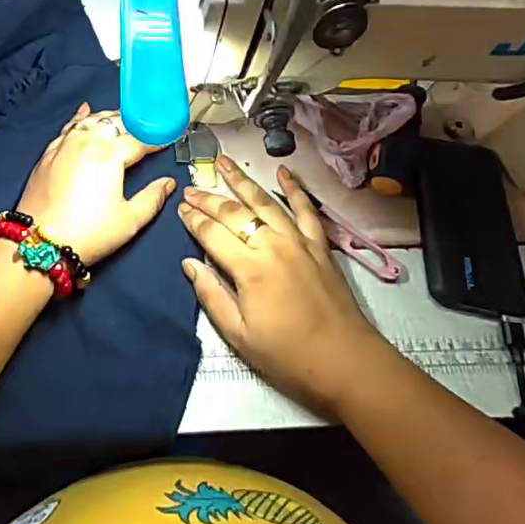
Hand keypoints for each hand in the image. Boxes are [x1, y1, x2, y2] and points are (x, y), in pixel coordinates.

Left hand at [15, 104, 176, 265]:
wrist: (38, 243)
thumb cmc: (88, 234)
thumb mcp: (130, 221)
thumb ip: (152, 197)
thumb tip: (168, 183)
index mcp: (111, 154)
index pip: (141, 139)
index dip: (158, 138)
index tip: (170, 136)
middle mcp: (88, 142)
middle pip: (116, 123)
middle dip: (136, 123)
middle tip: (150, 127)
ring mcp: (65, 145)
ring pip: (92, 120)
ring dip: (110, 117)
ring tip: (124, 119)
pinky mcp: (49, 154)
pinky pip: (68, 128)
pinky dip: (81, 118)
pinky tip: (86, 112)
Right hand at [178, 157, 391, 412]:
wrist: (345, 361)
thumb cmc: (287, 355)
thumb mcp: (239, 335)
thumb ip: (211, 295)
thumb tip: (188, 263)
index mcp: (249, 269)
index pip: (212, 234)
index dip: (193, 220)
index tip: (179, 208)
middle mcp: (272, 245)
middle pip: (234, 213)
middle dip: (209, 199)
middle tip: (190, 188)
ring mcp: (299, 241)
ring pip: (265, 202)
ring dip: (242, 181)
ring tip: (224, 163)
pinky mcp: (319, 245)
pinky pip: (305, 209)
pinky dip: (294, 188)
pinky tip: (283, 172)